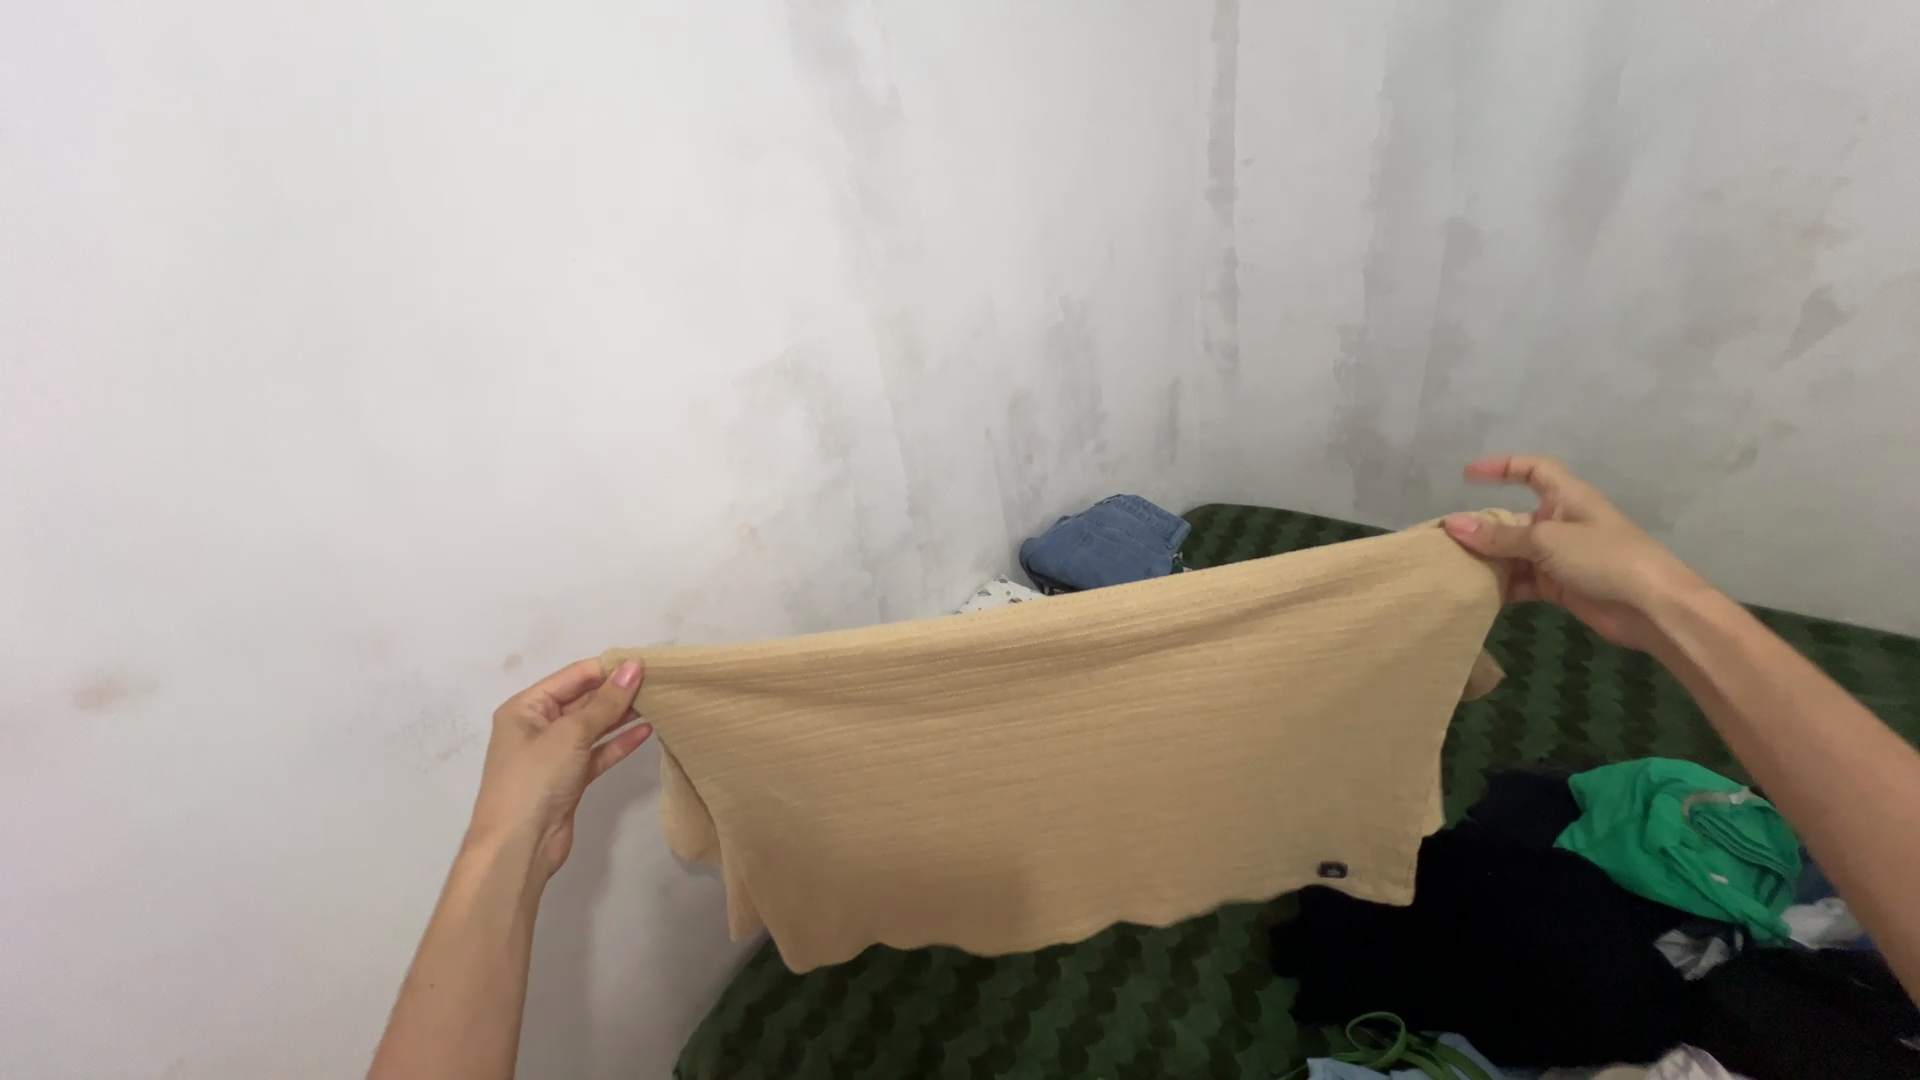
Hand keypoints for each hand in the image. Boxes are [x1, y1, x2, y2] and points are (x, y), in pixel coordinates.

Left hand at [465, 658, 653, 879]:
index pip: (574, 676)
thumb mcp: (571, 733)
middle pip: (585, 699)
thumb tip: (634, 666)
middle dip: (619, 691)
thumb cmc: (535, 779)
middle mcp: (538, 726)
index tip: (647, 663)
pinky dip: (620, 741)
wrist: (518, 847)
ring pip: (595, 725)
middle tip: (660, 682)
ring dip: (623, 714)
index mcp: (526, 708)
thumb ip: (606, 701)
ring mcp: (554, 753)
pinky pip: (599, 751)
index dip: (609, 668)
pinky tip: (647, 730)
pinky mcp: (570, 777)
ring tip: (660, 702)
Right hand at [1441, 454, 1707, 650]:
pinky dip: (1498, 586)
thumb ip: (1498, 536)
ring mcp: (1557, 556)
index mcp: (1567, 499)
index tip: (1466, 475)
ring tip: (1453, 570)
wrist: (1653, 609)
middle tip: (1443, 541)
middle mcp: (1559, 523)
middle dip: (1479, 529)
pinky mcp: (1556, 585)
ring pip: (1510, 553)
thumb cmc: (1606, 558)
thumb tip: (1451, 524)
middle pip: (1509, 519)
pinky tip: (1475, 594)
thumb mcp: (1546, 540)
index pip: (1533, 470)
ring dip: (1485, 561)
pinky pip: (1518, 581)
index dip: (1502, 466)